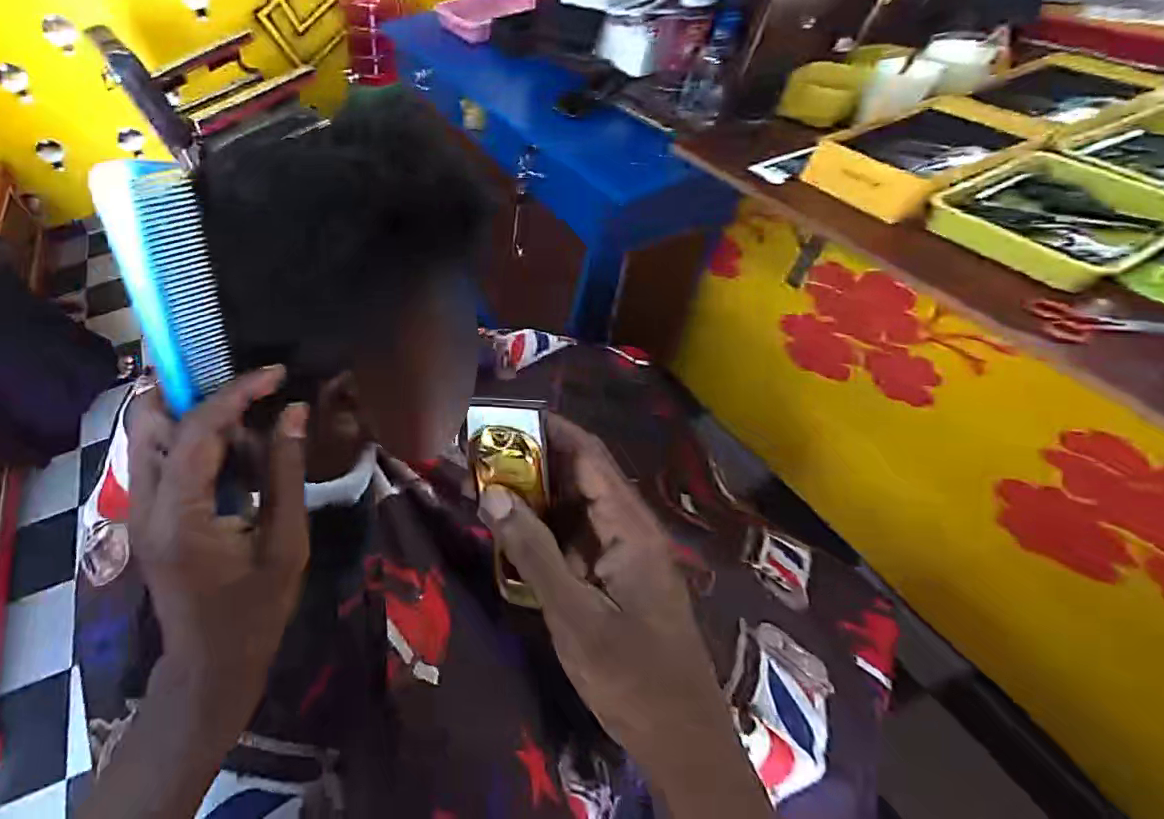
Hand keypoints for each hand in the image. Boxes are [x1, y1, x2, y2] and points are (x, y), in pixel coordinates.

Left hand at [78, 369, 308, 818]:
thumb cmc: (254, 614)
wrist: (209, 669)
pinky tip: (228, 446)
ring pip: (146, 433)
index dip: (236, 392)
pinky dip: (186, 435)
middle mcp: (145, 505)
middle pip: (148, 419)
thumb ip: (287, 473)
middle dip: (193, 388)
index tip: (274, 374)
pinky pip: (155, 454)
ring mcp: (137, 510)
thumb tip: (294, 412)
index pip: (196, 431)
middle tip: (245, 384)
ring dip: (188, 409)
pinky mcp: (143, 514)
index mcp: (181, 517)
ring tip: (242, 412)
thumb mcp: (286, 545)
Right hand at [480, 413, 770, 816]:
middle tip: (480, 453)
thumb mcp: (573, 614)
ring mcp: (626, 556)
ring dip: (534, 494)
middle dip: (532, 460)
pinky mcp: (618, 579)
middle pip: (581, 476)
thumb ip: (532, 551)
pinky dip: (544, 528)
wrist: (683, 747)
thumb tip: (490, 491)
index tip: (503, 416)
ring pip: (576, 507)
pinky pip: (576, 538)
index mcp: (632, 529)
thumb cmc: (632, 677)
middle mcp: (632, 531)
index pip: (590, 456)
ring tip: (485, 485)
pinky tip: (511, 534)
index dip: (549, 428)